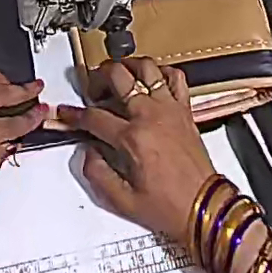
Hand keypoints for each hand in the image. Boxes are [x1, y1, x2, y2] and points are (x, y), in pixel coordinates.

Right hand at [53, 57, 216, 247]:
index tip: (67, 113)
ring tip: (119, 73)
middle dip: (99, 76)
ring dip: (128, 66)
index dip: (74, 114)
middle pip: (118, 76)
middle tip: (93, 86)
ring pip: (146, 68)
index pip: (94, 117)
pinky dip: (162, 72)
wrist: (204, 206)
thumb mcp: (123, 200)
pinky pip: (176, 77)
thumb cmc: (170, 205)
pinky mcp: (185, 109)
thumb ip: (97, 174)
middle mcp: (150, 116)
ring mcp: (169, 108)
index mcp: (132, 139)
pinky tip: (152, 79)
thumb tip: (87, 153)